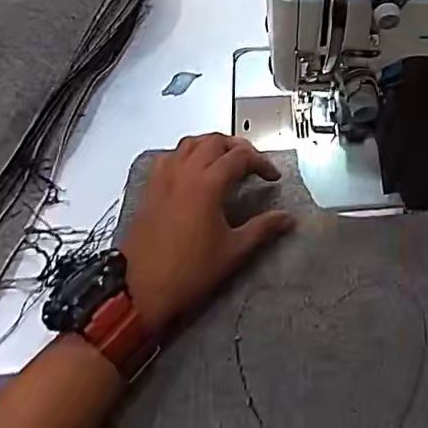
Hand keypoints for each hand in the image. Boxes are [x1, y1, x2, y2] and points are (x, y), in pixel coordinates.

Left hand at [118, 134, 295, 334]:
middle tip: (252, 165)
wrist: (141, 286)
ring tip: (226, 160)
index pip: (241, 156)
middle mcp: (186, 170)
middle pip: (216, 141)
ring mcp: (166, 175)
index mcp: (208, 183)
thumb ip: (262, 229)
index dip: (261, 163)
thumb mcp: (232, 252)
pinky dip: (187, 153)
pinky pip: (172, 155)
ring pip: (192, 142)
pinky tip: (194, 168)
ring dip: (212, 145)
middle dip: (238, 148)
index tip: (272, 177)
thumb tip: (286, 218)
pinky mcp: (152, 184)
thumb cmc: (189, 272)